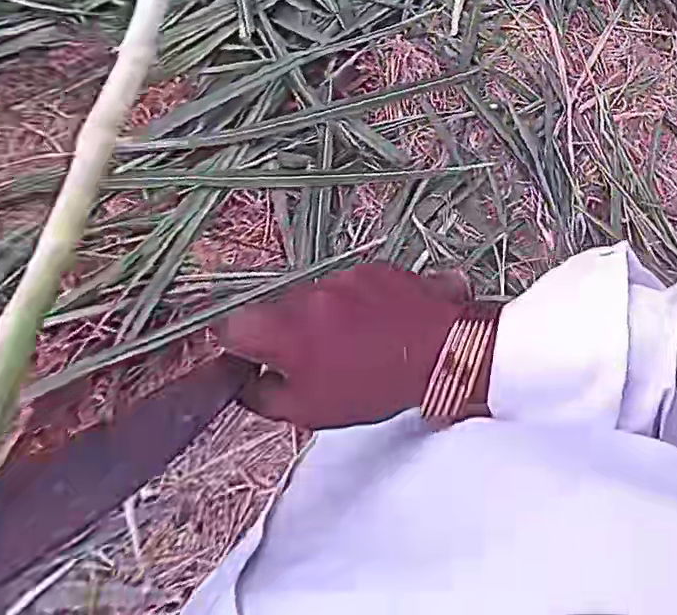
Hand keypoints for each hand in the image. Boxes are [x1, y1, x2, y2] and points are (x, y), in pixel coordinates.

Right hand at [216, 263, 474, 429]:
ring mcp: (345, 276)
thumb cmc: (376, 387)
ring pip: (315, 296)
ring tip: (354, 342)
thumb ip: (265, 394)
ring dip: (323, 315)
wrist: (443, 351)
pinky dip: (353, 302)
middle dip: (286, 331)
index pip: (233, 325)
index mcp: (287, 329)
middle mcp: (311, 293)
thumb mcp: (310, 410)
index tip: (251, 357)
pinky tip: (376, 324)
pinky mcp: (373, 267)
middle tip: (312, 358)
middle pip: (278, 309)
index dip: (237, 344)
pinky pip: (348, 285)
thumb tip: (249, 379)